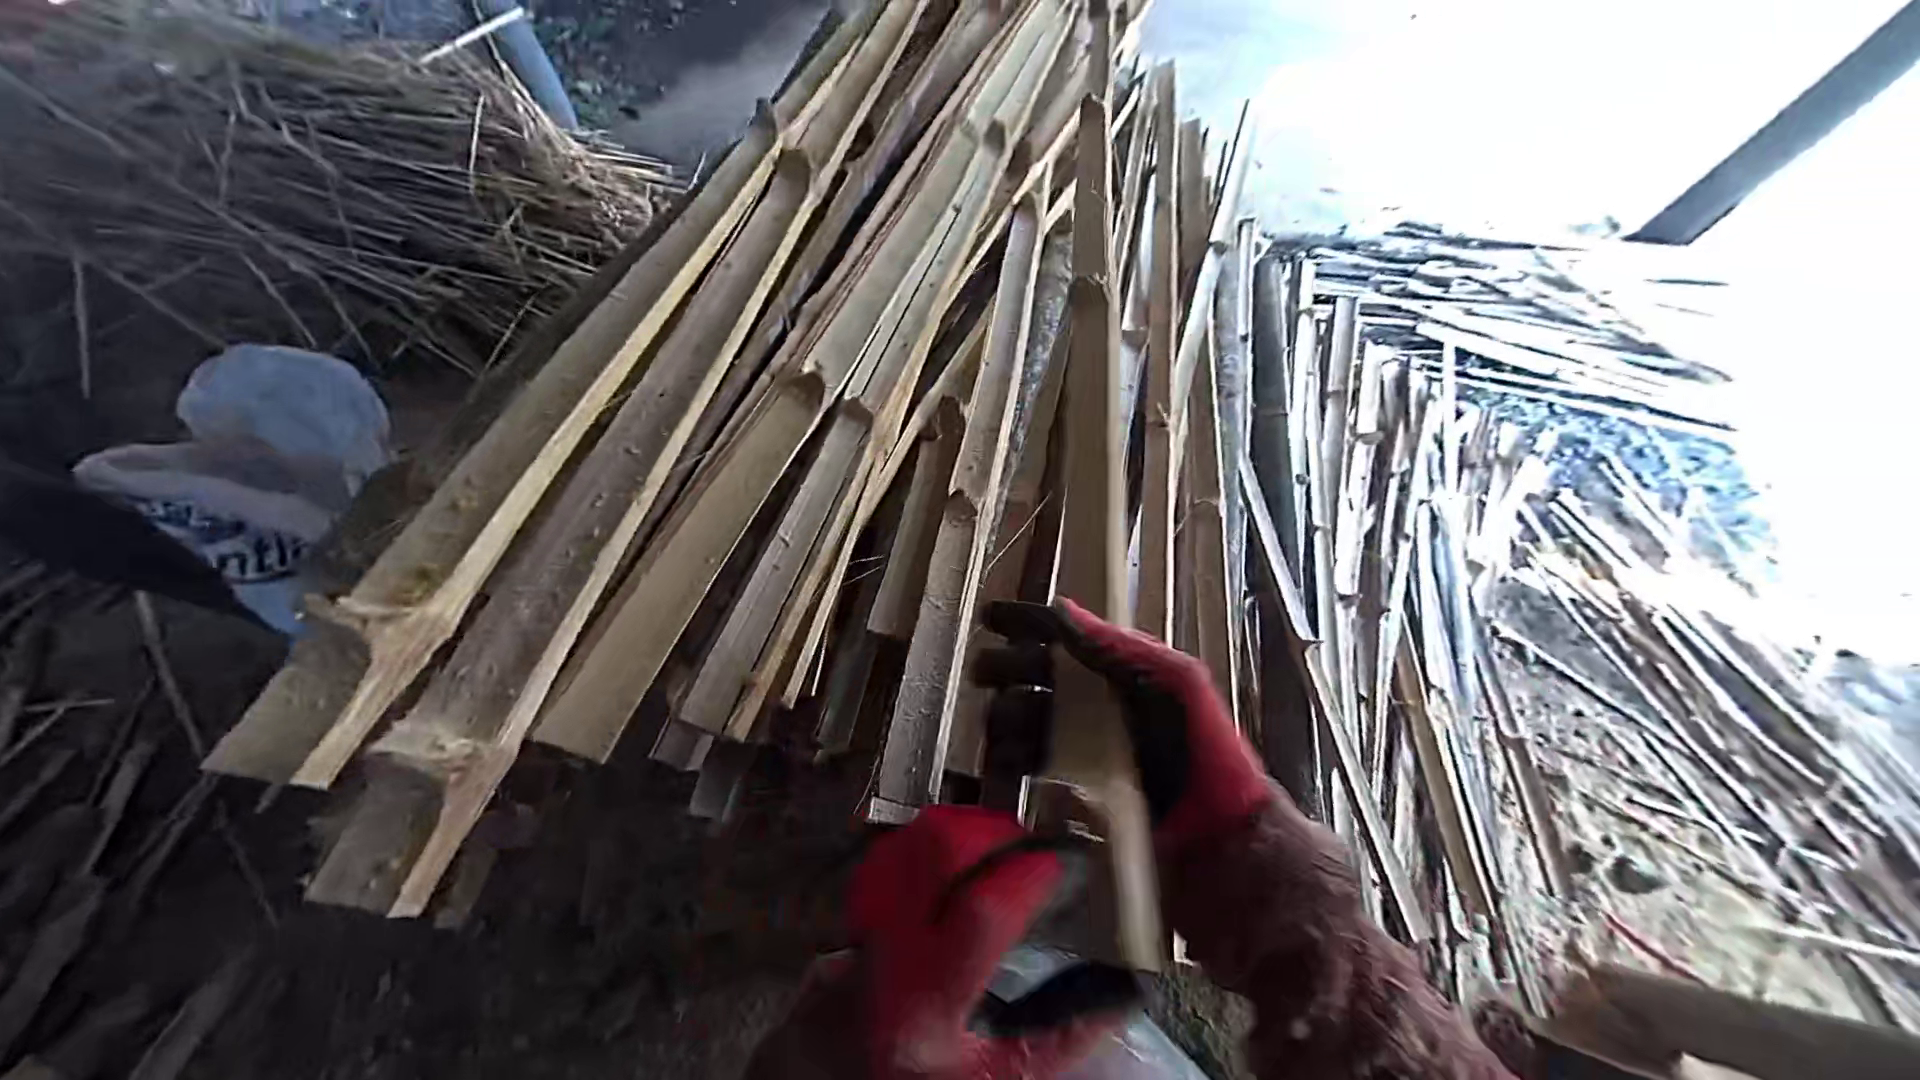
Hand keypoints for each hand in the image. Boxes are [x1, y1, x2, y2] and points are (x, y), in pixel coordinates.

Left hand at [746, 806, 1130, 1079]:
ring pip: (918, 834)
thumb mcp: (992, 1078)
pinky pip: (904, 839)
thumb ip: (1056, 1041)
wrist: (837, 1066)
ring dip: (968, 825)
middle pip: (940, 847)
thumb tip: (1120, 1000)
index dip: (1024, 876)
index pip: (979, 911)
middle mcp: (895, 939)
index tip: (1057, 864)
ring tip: (1001, 842)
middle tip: (1029, 842)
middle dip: (993, 831)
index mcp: (930, 993)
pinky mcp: (863, 891)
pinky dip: (941, 834)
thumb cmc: (919, 1074)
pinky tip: (962, 852)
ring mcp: (871, 908)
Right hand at [976, 598, 1273, 853]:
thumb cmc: (1202, 746)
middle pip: (1035, 672)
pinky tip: (1004, 760)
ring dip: (1004, 713)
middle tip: (984, 673)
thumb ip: (1120, 645)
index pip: (1063, 634)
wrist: (1215, 828)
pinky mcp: (1073, 779)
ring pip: (1025, 714)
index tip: (990, 617)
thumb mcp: (1175, 680)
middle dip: (1005, 666)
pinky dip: (1010, 756)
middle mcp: (1094, 697)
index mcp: (1117, 667)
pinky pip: (1030, 759)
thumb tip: (1063, 609)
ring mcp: (1082, 738)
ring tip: (996, 723)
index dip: (1026, 621)